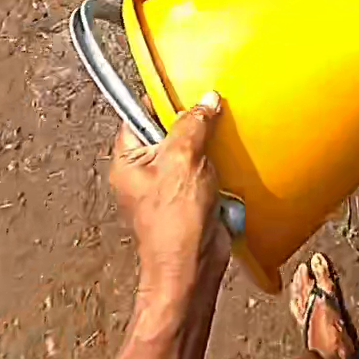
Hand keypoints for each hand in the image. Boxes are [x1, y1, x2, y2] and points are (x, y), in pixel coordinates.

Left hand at [109, 92, 228, 296]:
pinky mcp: (191, 197)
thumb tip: (206, 100)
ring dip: (209, 145)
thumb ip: (192, 124)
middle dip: (192, 122)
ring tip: (222, 137)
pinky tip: (228, 162)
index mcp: (129, 158)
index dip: (161, 100)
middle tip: (210, 111)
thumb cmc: (174, 224)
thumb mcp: (182, 160)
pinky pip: (205, 168)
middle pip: (169, 129)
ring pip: (191, 149)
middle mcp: (145, 170)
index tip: (185, 88)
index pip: (139, 113)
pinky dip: (218, 164)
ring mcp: (168, 184)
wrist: (192, 271)